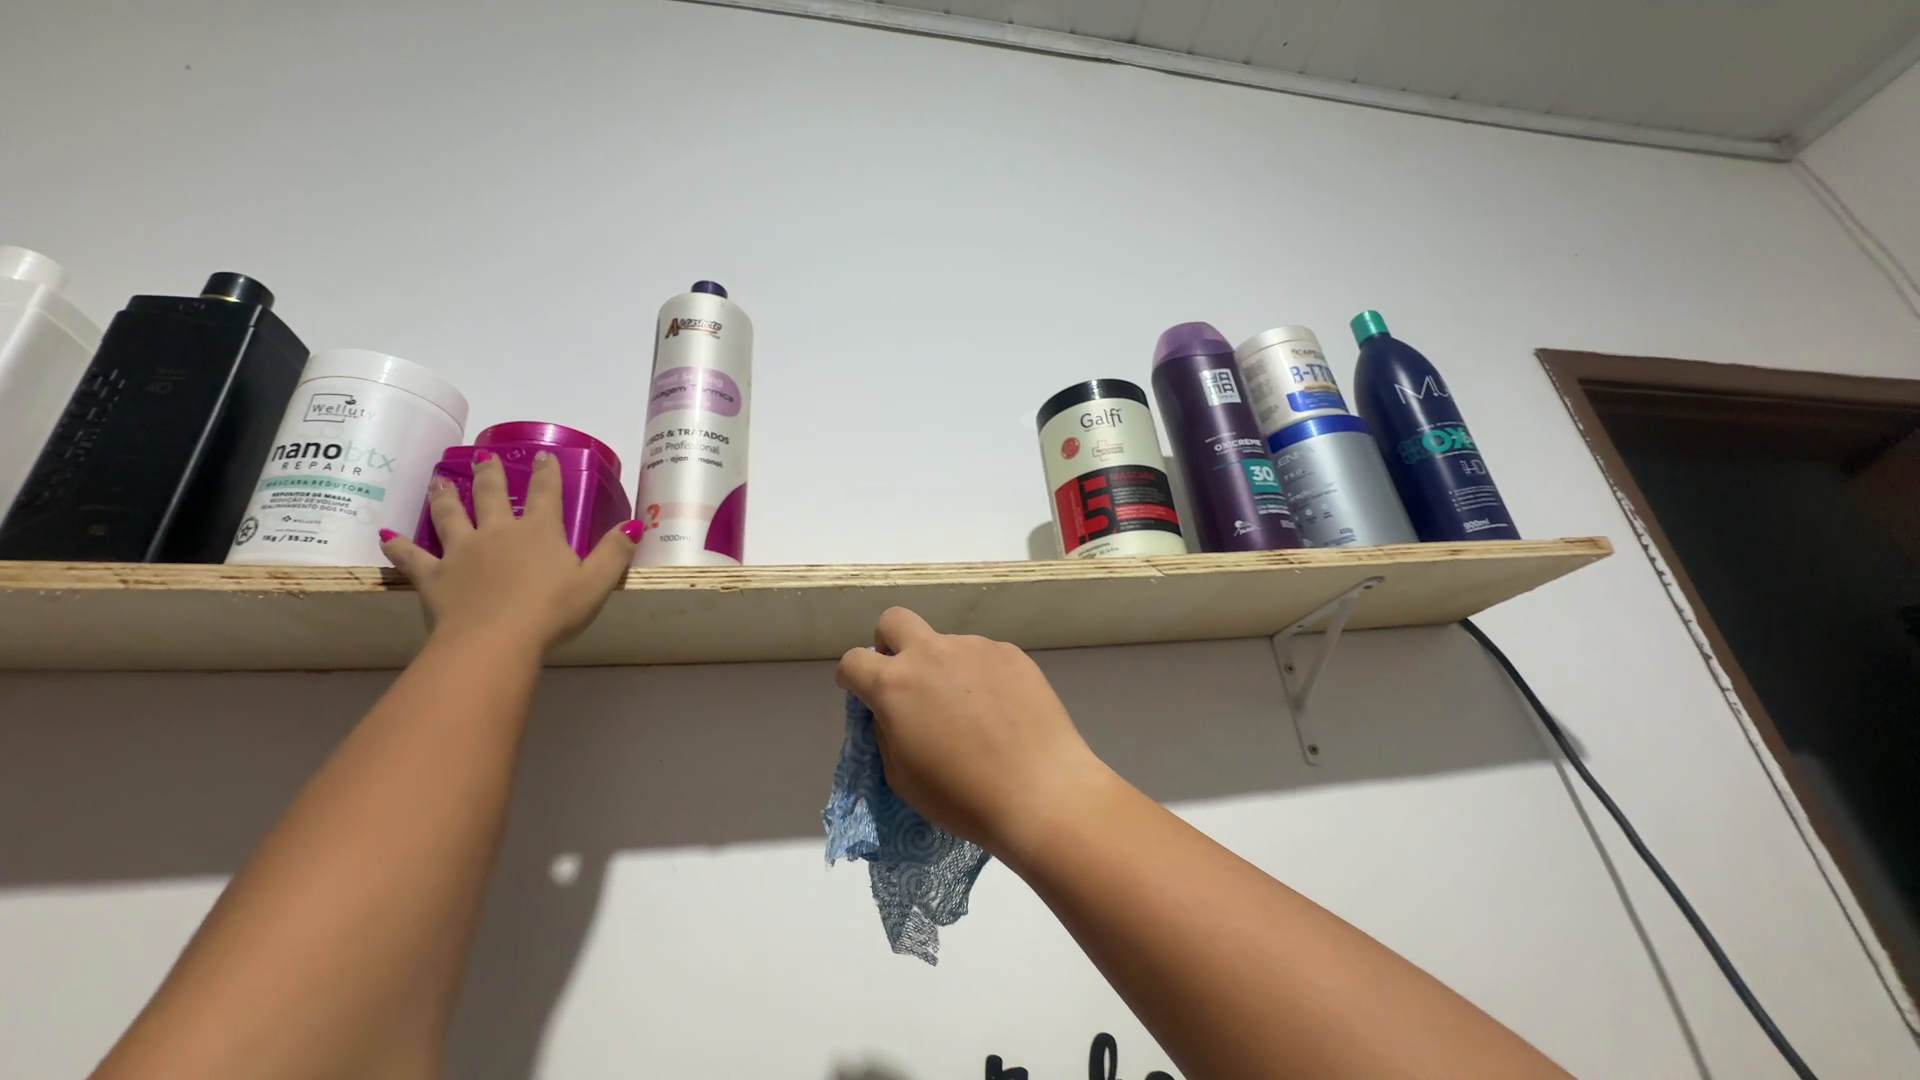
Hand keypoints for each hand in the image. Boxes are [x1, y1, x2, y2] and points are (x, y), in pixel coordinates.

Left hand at [378, 450, 641, 653]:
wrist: (496, 640)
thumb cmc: (552, 612)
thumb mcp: (596, 583)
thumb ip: (615, 552)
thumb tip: (635, 524)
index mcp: (539, 532)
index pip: (546, 493)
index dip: (547, 473)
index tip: (543, 454)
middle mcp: (499, 532)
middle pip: (492, 495)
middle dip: (490, 473)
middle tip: (484, 456)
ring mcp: (462, 552)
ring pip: (450, 516)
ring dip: (444, 496)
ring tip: (438, 479)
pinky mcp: (435, 576)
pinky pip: (413, 557)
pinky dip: (398, 546)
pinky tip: (385, 536)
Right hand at [835, 607, 1117, 858]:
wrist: (1039, 791)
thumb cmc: (962, 796)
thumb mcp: (901, 775)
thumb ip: (887, 729)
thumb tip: (892, 710)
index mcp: (894, 685)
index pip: (853, 660)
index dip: (852, 678)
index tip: (862, 693)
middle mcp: (931, 653)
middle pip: (894, 620)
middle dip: (890, 643)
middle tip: (907, 679)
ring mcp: (974, 647)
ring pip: (946, 644)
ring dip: (945, 668)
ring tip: (973, 713)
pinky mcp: (1011, 653)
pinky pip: (983, 657)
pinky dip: (982, 677)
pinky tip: (1003, 711)